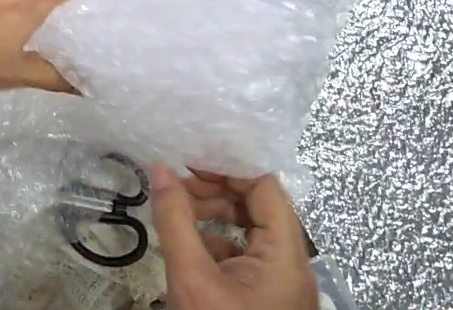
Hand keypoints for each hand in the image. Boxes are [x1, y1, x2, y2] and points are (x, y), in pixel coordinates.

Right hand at [151, 166, 318, 309]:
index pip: (267, 188)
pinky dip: (217, 240)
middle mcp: (292, 267)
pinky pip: (245, 254)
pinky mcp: (265, 300)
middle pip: (260, 206)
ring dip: (214, 212)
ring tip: (178, 211)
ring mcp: (280, 286)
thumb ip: (175, 218)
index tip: (191, 158)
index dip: (230, 167)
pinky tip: (189, 244)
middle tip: (177, 185)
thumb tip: (161, 168)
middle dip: (217, 188)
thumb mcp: (190, 276)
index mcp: (287, 257)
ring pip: (251, 229)